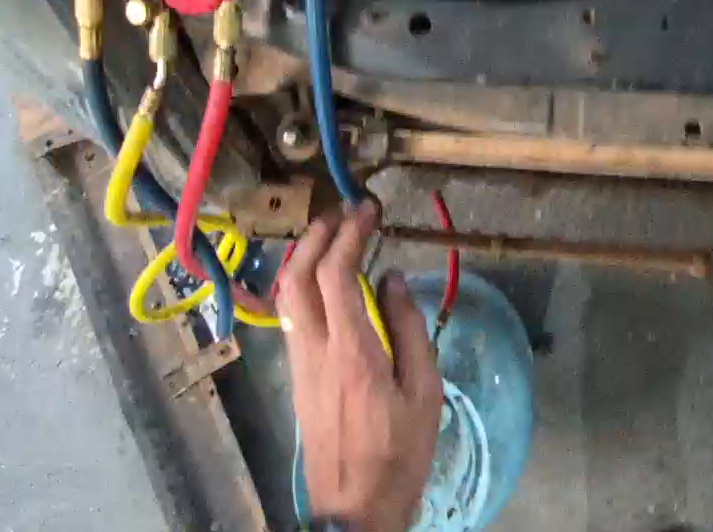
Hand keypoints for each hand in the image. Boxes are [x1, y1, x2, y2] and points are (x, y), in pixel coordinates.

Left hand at [277, 201, 444, 531]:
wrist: (354, 510)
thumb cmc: (400, 451)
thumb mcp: (424, 391)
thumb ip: (409, 329)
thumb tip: (392, 278)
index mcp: (351, 352)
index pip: (337, 277)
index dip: (349, 235)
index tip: (367, 210)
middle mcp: (315, 351)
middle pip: (298, 277)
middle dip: (316, 235)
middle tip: (342, 211)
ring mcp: (300, 364)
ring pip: (287, 295)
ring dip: (306, 255)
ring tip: (332, 234)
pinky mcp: (297, 377)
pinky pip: (292, 314)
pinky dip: (304, 282)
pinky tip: (325, 278)